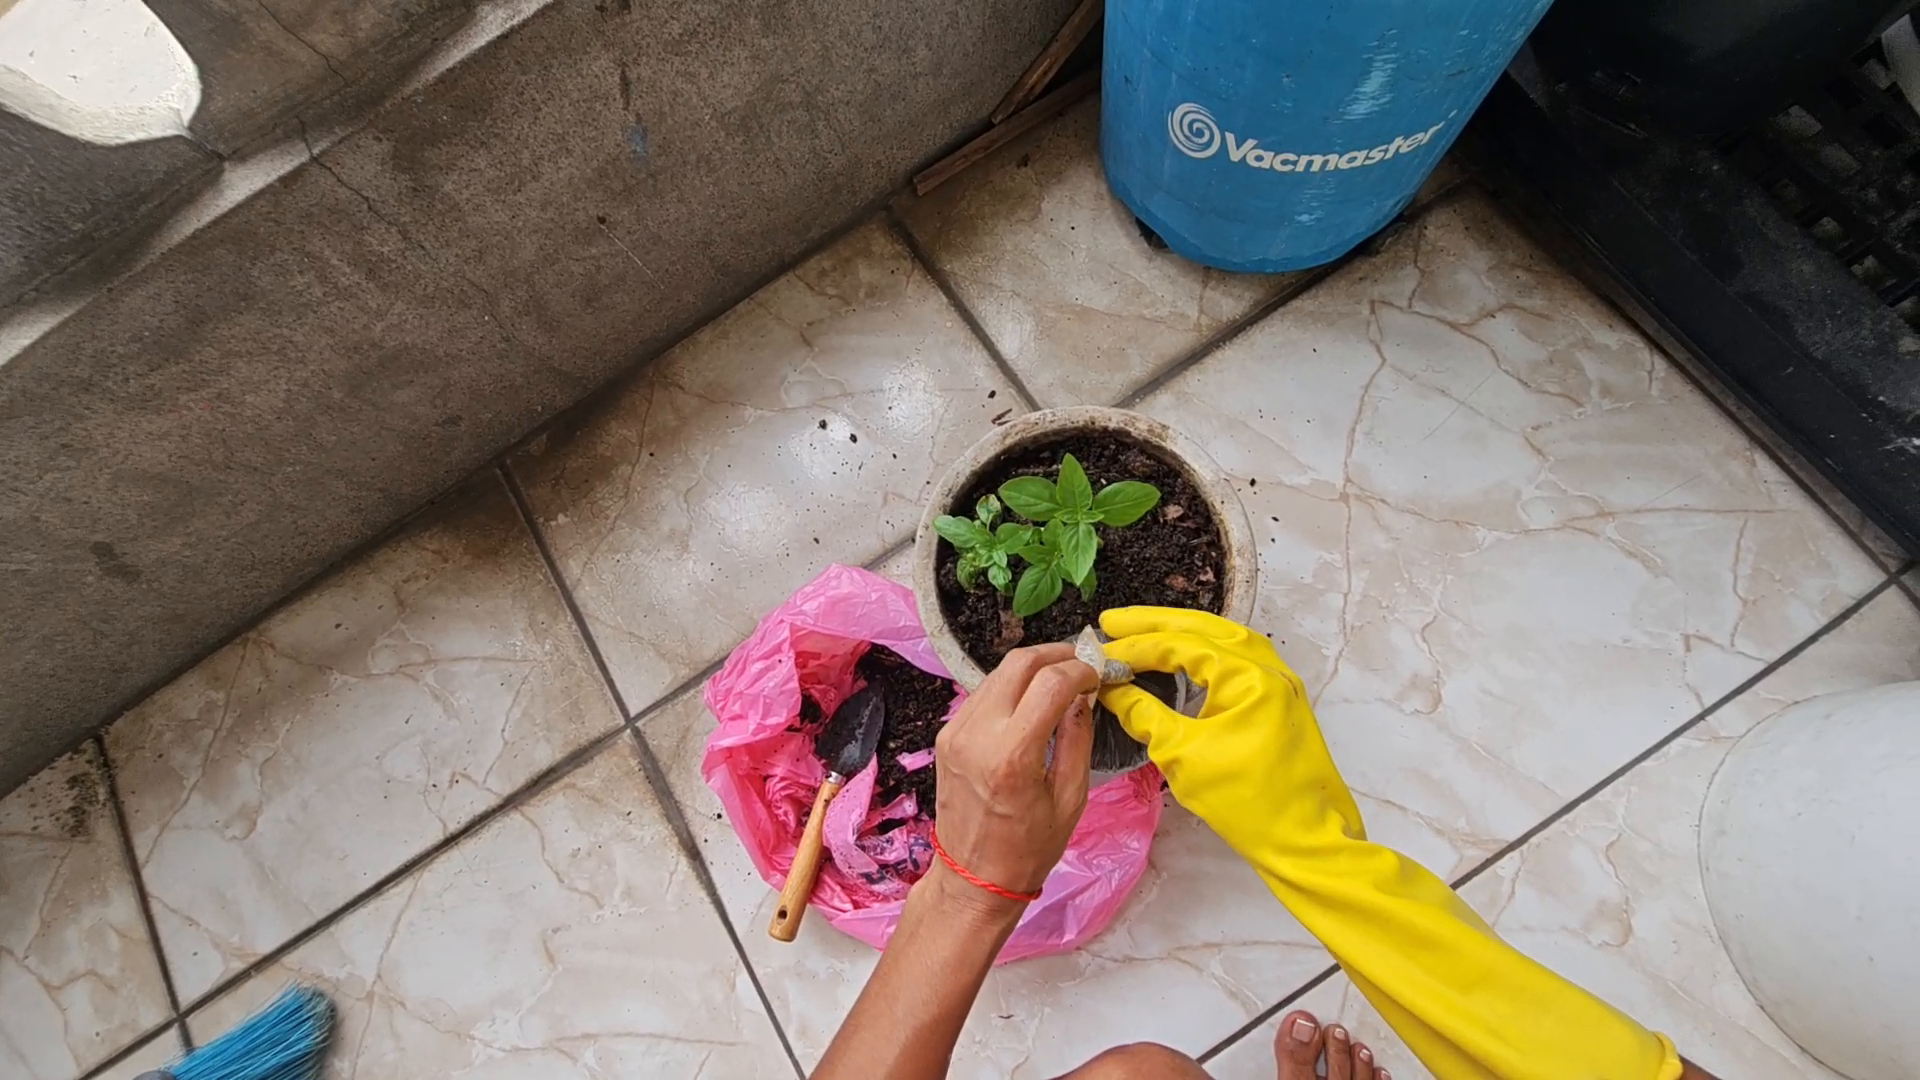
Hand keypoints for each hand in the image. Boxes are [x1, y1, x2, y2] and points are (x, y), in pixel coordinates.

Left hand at [930, 643, 1097, 919]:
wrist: (972, 878)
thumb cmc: (1027, 849)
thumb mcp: (1070, 799)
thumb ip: (1078, 738)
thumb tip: (1084, 696)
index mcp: (1012, 756)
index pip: (1050, 683)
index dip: (1080, 670)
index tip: (1097, 675)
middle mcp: (978, 734)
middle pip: (1018, 663)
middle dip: (1055, 654)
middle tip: (1081, 663)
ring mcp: (956, 731)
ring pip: (998, 673)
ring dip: (1032, 668)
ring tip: (1060, 680)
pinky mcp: (947, 733)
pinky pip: (983, 694)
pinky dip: (1010, 688)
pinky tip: (1030, 702)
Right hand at [1096, 607, 1361, 857]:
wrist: (1306, 842)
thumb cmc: (1246, 800)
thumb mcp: (1183, 756)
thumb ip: (1143, 714)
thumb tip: (1110, 689)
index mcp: (1248, 676)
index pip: (1180, 645)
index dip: (1135, 647)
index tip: (1099, 653)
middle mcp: (1267, 666)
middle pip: (1201, 627)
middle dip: (1152, 623)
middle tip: (1110, 622)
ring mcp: (1277, 679)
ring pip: (1219, 636)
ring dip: (1177, 631)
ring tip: (1139, 629)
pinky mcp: (1276, 696)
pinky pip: (1233, 656)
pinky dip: (1199, 648)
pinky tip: (1178, 653)